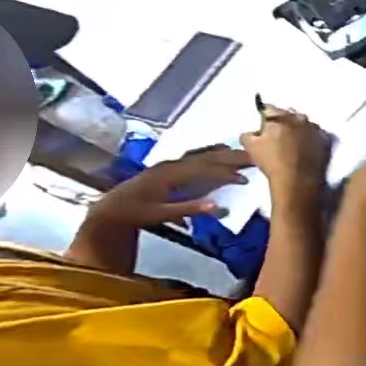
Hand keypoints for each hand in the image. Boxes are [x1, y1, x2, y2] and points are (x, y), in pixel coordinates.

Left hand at [86, 147, 250, 228]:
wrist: (111, 209)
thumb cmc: (135, 213)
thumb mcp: (160, 214)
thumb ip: (189, 209)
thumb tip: (219, 207)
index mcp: (169, 174)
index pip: (203, 170)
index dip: (225, 173)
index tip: (245, 178)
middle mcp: (171, 164)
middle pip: (206, 157)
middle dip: (230, 157)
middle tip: (254, 158)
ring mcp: (170, 164)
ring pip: (201, 154)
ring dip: (223, 153)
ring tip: (243, 152)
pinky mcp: (169, 167)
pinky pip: (195, 156)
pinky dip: (211, 153)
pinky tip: (220, 151)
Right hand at [243, 108, 330, 204]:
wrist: (297, 179)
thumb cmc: (272, 161)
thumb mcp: (249, 146)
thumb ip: (248, 134)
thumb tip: (254, 133)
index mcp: (280, 116)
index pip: (268, 109)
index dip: (263, 118)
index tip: (263, 127)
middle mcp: (299, 118)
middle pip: (287, 115)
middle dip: (282, 122)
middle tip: (277, 135)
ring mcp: (314, 129)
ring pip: (302, 124)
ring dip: (297, 129)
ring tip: (291, 143)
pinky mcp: (324, 140)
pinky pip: (314, 134)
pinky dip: (308, 138)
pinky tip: (303, 149)